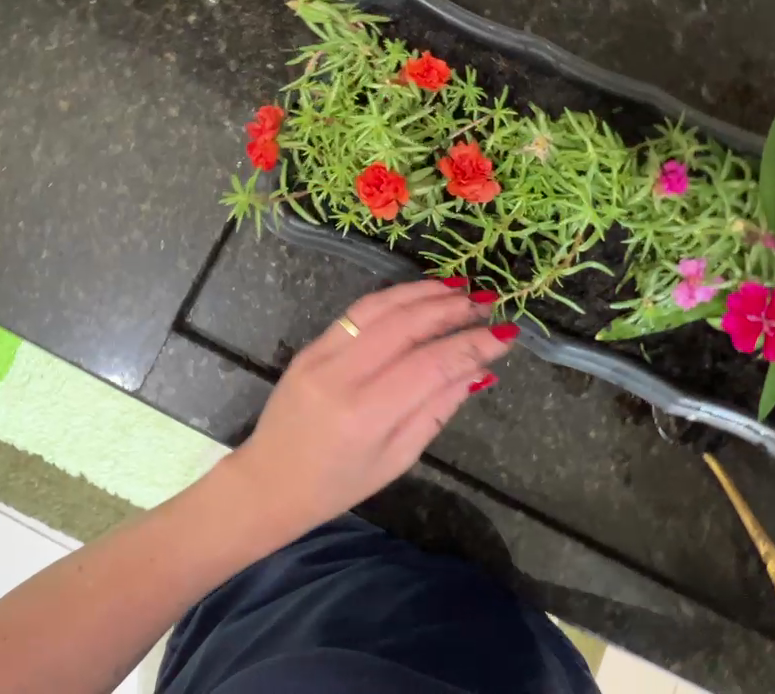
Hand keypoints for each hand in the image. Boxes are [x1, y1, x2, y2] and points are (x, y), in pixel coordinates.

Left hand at [223, 280, 516, 537]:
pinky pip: (357, 313)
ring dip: (422, 293)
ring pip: (379, 308)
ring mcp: (321, 355)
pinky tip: (418, 296)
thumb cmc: (338, 486)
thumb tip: (479, 371)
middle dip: (451, 309)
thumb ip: (437, 410)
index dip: (472, 345)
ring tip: (458, 289)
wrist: (268, 482)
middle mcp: (342, 376)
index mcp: (367, 414)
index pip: (431, 365)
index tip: (505, 334)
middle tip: (487, 302)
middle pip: (405, 326)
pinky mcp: (311, 346)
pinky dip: (392, 298)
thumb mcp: (397, 458)